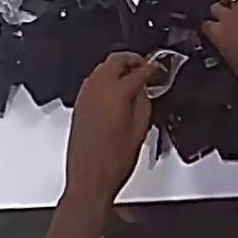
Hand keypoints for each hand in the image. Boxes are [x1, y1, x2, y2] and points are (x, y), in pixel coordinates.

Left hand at [64, 52, 154, 207]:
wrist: (90, 178)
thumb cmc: (113, 161)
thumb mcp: (139, 130)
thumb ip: (143, 103)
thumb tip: (144, 90)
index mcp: (116, 92)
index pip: (138, 71)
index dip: (151, 68)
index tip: (157, 68)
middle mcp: (97, 88)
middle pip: (116, 60)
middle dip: (132, 60)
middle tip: (144, 66)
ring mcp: (85, 94)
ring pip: (102, 68)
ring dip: (117, 68)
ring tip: (132, 77)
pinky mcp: (79, 103)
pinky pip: (93, 81)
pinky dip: (106, 79)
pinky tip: (115, 91)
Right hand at [203, 0, 237, 98]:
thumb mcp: (228, 58)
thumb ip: (221, 43)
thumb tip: (221, 38)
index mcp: (216, 34)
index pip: (205, 24)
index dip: (209, 26)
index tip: (212, 28)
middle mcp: (226, 20)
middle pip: (215, 7)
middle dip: (218, 10)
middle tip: (224, 14)